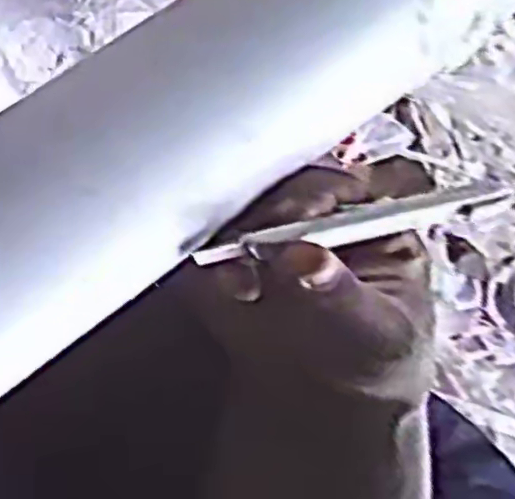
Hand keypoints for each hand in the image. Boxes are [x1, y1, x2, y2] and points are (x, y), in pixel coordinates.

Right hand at [183, 162, 435, 406]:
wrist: (308, 382)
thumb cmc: (365, 354)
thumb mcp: (372, 332)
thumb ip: (340, 293)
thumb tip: (308, 258)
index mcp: (363, 223)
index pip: (332, 184)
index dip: (307, 196)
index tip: (289, 221)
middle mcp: (302, 211)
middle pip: (266, 182)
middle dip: (254, 214)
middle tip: (251, 247)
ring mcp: (250, 221)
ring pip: (222, 200)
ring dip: (223, 237)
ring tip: (241, 283)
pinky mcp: (210, 236)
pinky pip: (191, 224)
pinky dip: (197, 248)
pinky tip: (221, 282)